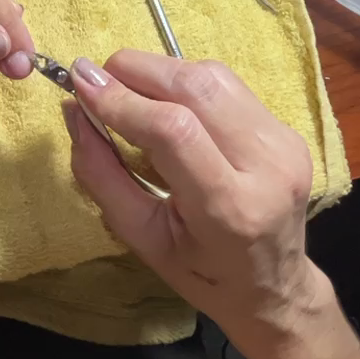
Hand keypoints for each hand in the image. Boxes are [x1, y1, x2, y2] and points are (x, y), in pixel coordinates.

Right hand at [62, 51, 328, 354]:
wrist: (275, 287)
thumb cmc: (199, 270)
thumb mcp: (137, 234)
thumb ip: (99, 171)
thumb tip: (73, 109)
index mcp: (230, 208)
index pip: (171, 130)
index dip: (119, 99)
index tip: (77, 83)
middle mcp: (267, 166)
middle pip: (195, 86)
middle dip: (134, 71)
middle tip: (97, 83)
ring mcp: (284, 141)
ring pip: (210, 75)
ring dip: (156, 71)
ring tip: (127, 92)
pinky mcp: (286, 127)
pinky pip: (224, 84)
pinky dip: (181, 81)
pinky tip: (164, 102)